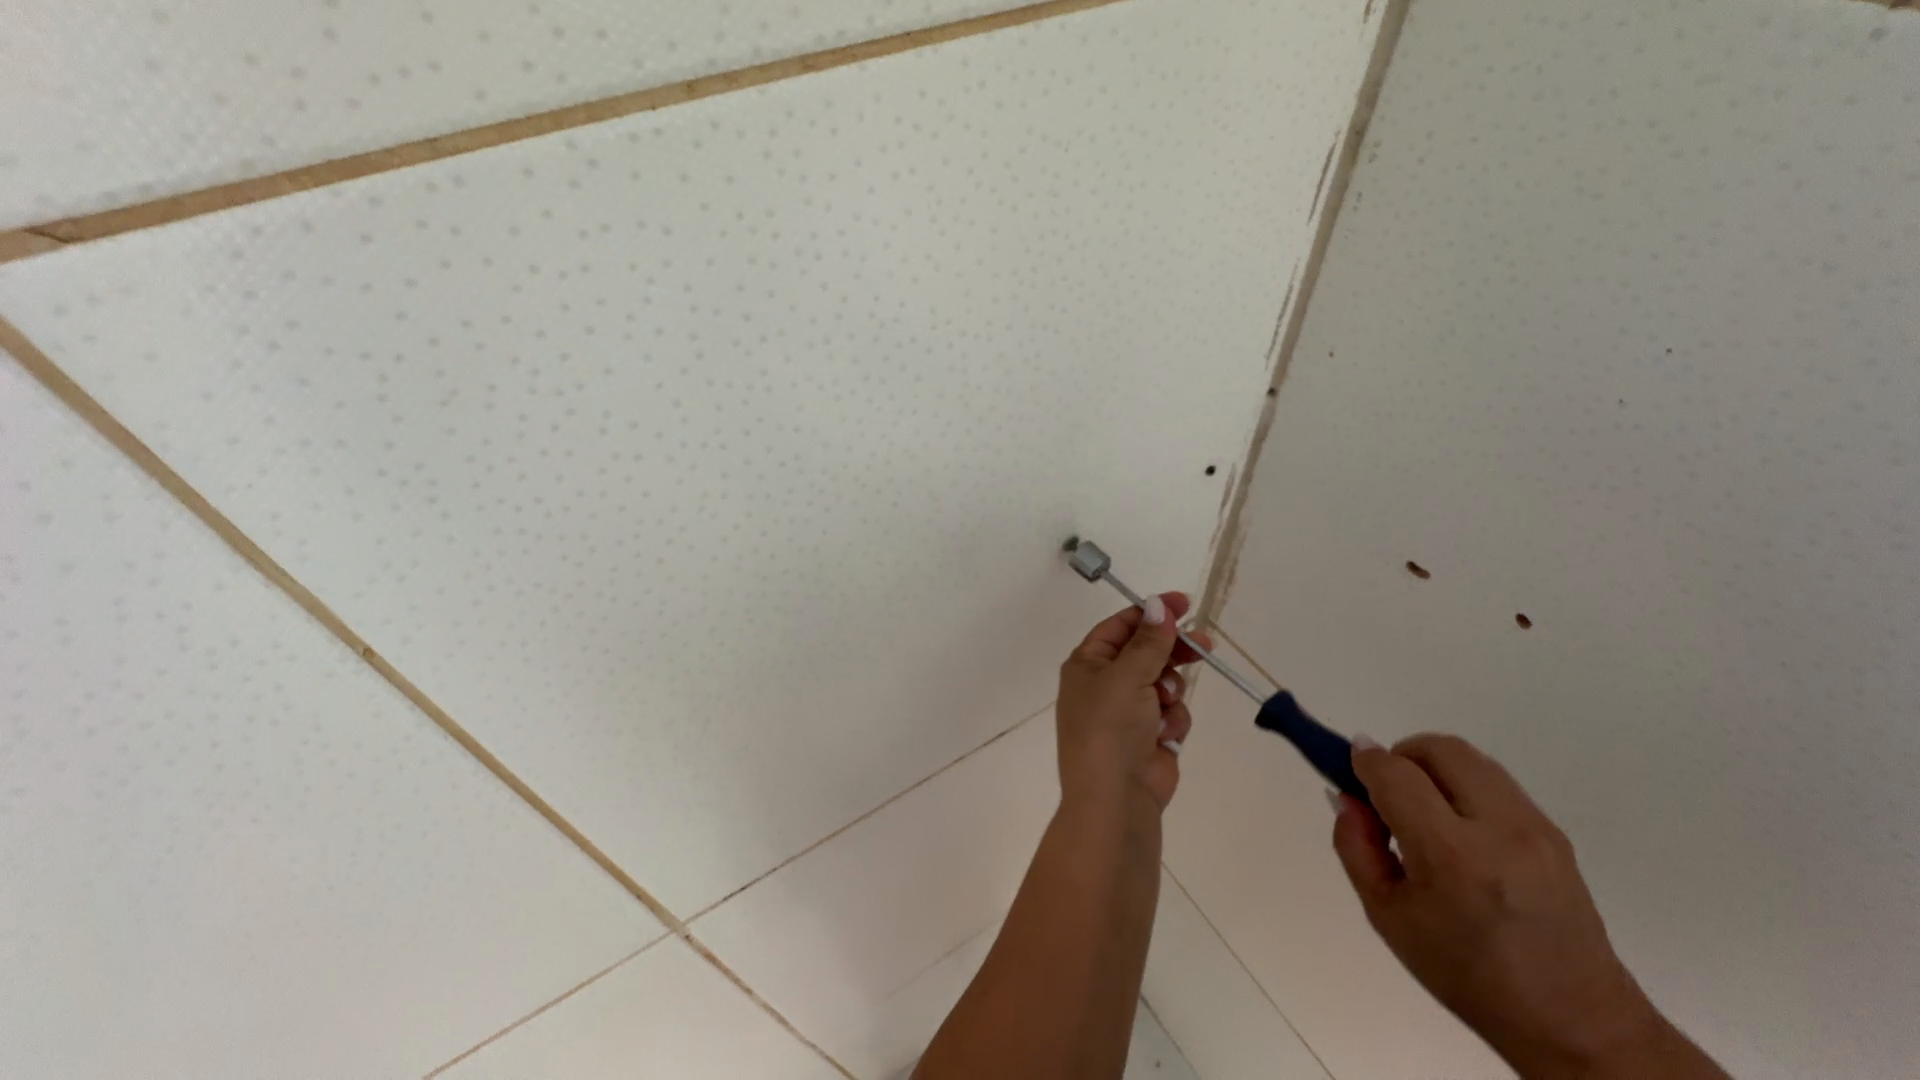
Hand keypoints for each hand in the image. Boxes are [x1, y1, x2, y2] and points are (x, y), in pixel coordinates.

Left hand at [1056, 592, 1210, 810]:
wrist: (1116, 797)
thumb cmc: (1111, 728)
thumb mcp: (1127, 675)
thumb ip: (1148, 641)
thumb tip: (1158, 605)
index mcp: (1087, 664)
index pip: (1121, 626)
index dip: (1151, 613)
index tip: (1184, 604)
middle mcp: (1105, 684)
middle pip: (1147, 652)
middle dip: (1173, 651)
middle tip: (1203, 644)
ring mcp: (1129, 712)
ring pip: (1166, 682)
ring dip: (1171, 692)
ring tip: (1164, 706)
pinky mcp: (1151, 735)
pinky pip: (1173, 712)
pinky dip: (1173, 721)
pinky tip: (1164, 737)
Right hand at [1331, 735, 1720, 1078]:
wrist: (1571, 1018)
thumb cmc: (1464, 973)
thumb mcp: (1386, 916)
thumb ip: (1356, 846)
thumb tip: (1348, 796)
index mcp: (1451, 856)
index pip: (1396, 774)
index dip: (1364, 760)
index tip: (1347, 765)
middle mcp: (1499, 828)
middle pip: (1439, 748)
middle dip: (1402, 756)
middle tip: (1387, 792)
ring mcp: (1535, 827)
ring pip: (1470, 759)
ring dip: (1434, 769)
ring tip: (1424, 814)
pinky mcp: (1555, 831)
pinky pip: (1496, 783)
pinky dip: (1464, 788)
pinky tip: (1459, 832)